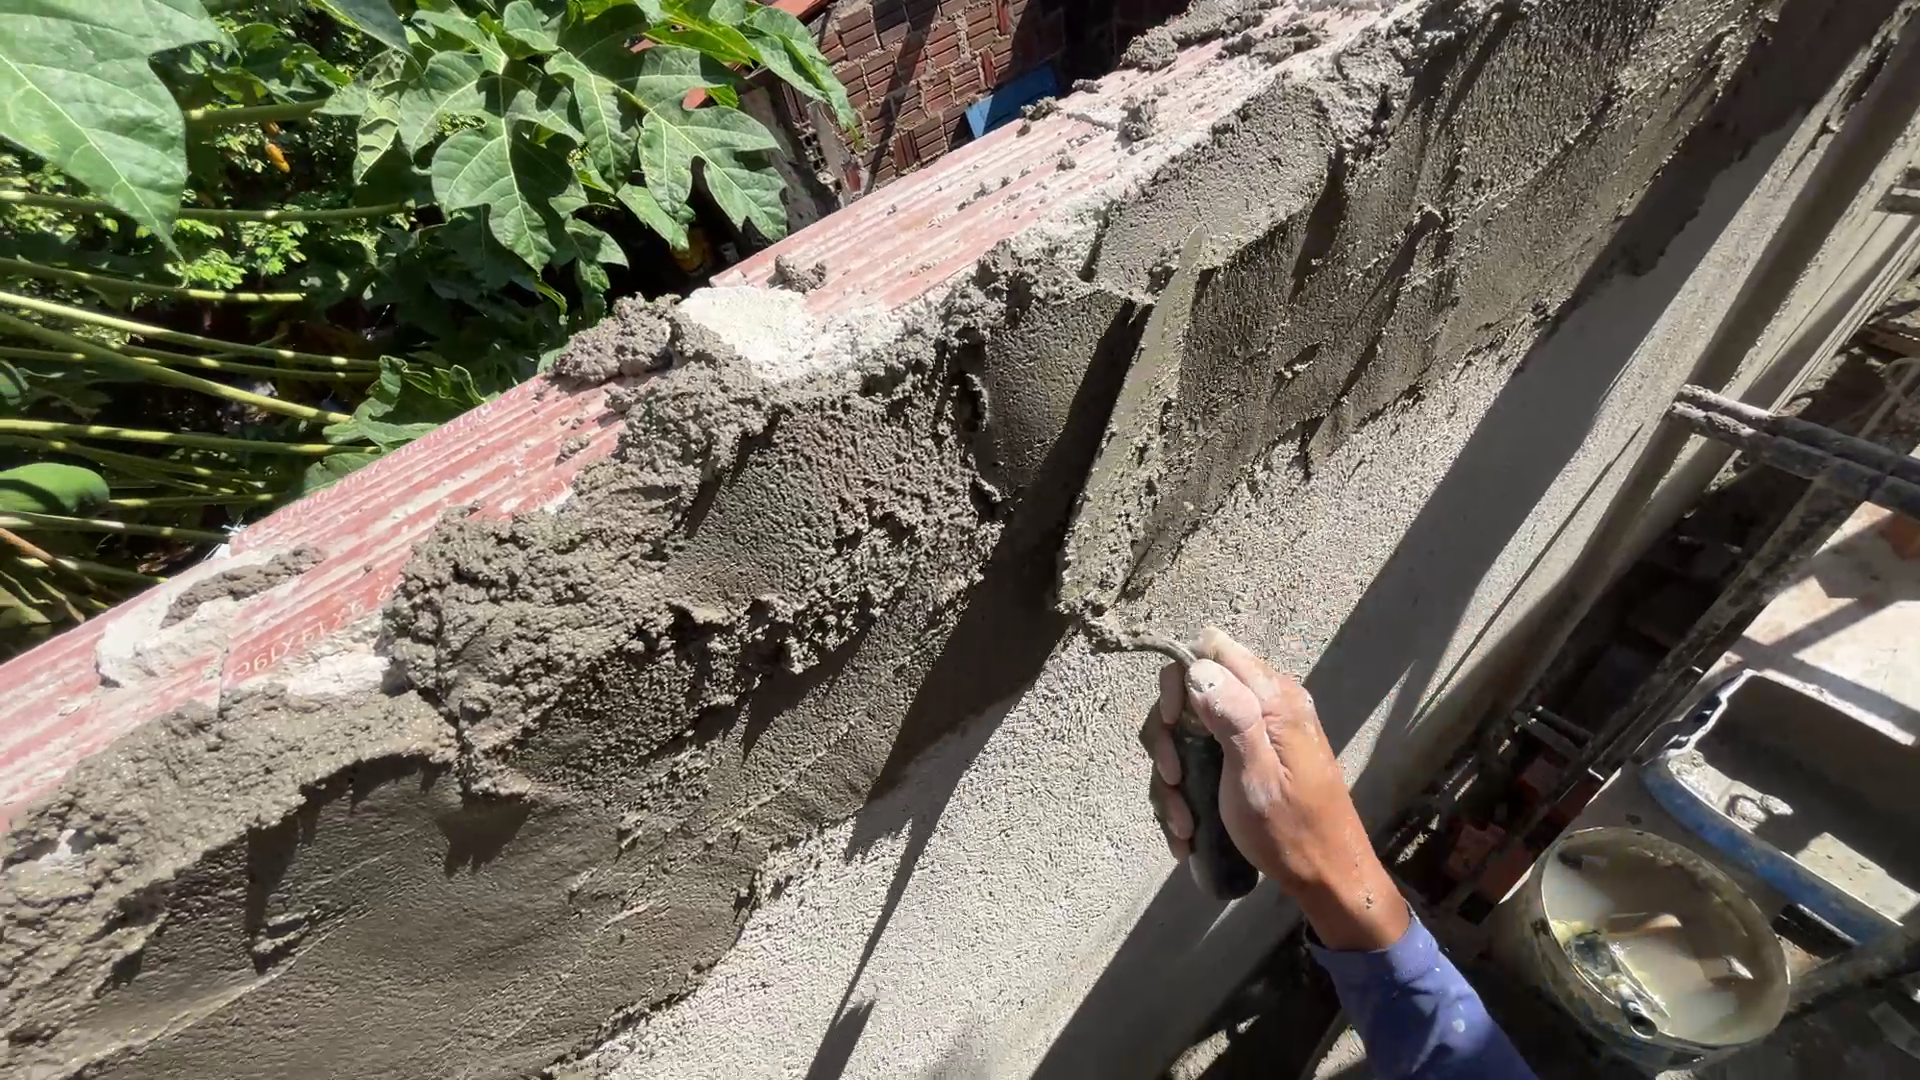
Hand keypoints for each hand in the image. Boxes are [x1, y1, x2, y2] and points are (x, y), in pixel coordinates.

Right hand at [1142, 628, 1408, 949]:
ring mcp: (1251, 731)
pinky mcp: (1242, 755)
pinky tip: (1188, 826)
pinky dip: (1184, 789)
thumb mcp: (1258, 778)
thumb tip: (1199, 667)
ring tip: (1183, 820)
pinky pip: (1196, 756)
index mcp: (1274, 699)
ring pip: (1185, 729)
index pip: (1212, 648)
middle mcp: (1263, 705)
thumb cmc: (1293, 833)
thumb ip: (1233, 718)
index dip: (1182, 677)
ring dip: (1173, 773)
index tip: (1172, 722)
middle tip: (1174, 778)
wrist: (1327, 881)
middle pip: (1189, 689)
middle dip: (1169, 736)